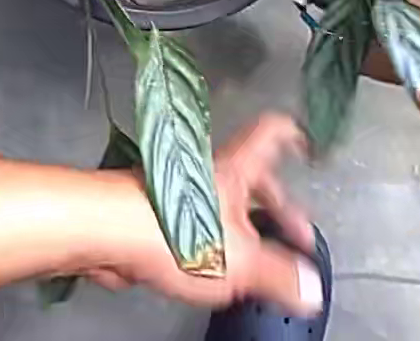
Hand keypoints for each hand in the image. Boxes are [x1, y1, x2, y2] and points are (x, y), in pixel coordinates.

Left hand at [85, 113, 323, 314]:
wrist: (111, 231)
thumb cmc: (165, 227)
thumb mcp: (242, 263)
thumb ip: (281, 275)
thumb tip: (308, 286)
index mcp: (232, 169)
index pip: (267, 134)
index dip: (289, 132)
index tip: (304, 139)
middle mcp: (207, 171)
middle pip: (251, 176)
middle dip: (278, 204)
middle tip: (295, 231)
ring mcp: (182, 188)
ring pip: (224, 201)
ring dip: (247, 227)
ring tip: (262, 259)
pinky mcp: (162, 210)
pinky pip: (200, 221)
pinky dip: (218, 241)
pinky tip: (222, 267)